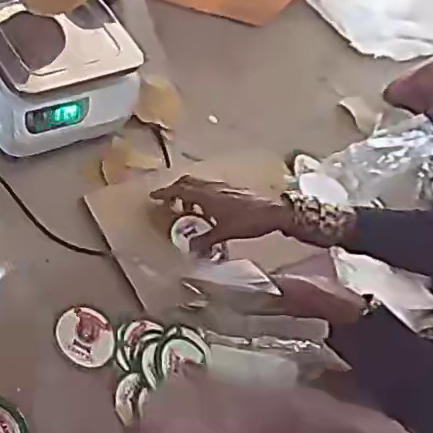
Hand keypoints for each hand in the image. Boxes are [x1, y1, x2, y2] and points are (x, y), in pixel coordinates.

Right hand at [152, 176, 358, 250]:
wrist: (278, 210)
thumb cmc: (249, 220)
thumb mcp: (224, 233)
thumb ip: (205, 240)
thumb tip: (191, 249)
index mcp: (206, 195)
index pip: (179, 190)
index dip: (165, 193)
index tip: (154, 197)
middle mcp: (213, 187)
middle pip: (188, 183)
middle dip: (176, 191)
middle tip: (169, 202)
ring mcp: (225, 187)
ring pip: (200, 185)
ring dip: (191, 194)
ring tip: (189, 209)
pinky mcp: (234, 190)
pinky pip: (211, 189)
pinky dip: (203, 196)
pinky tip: (209, 210)